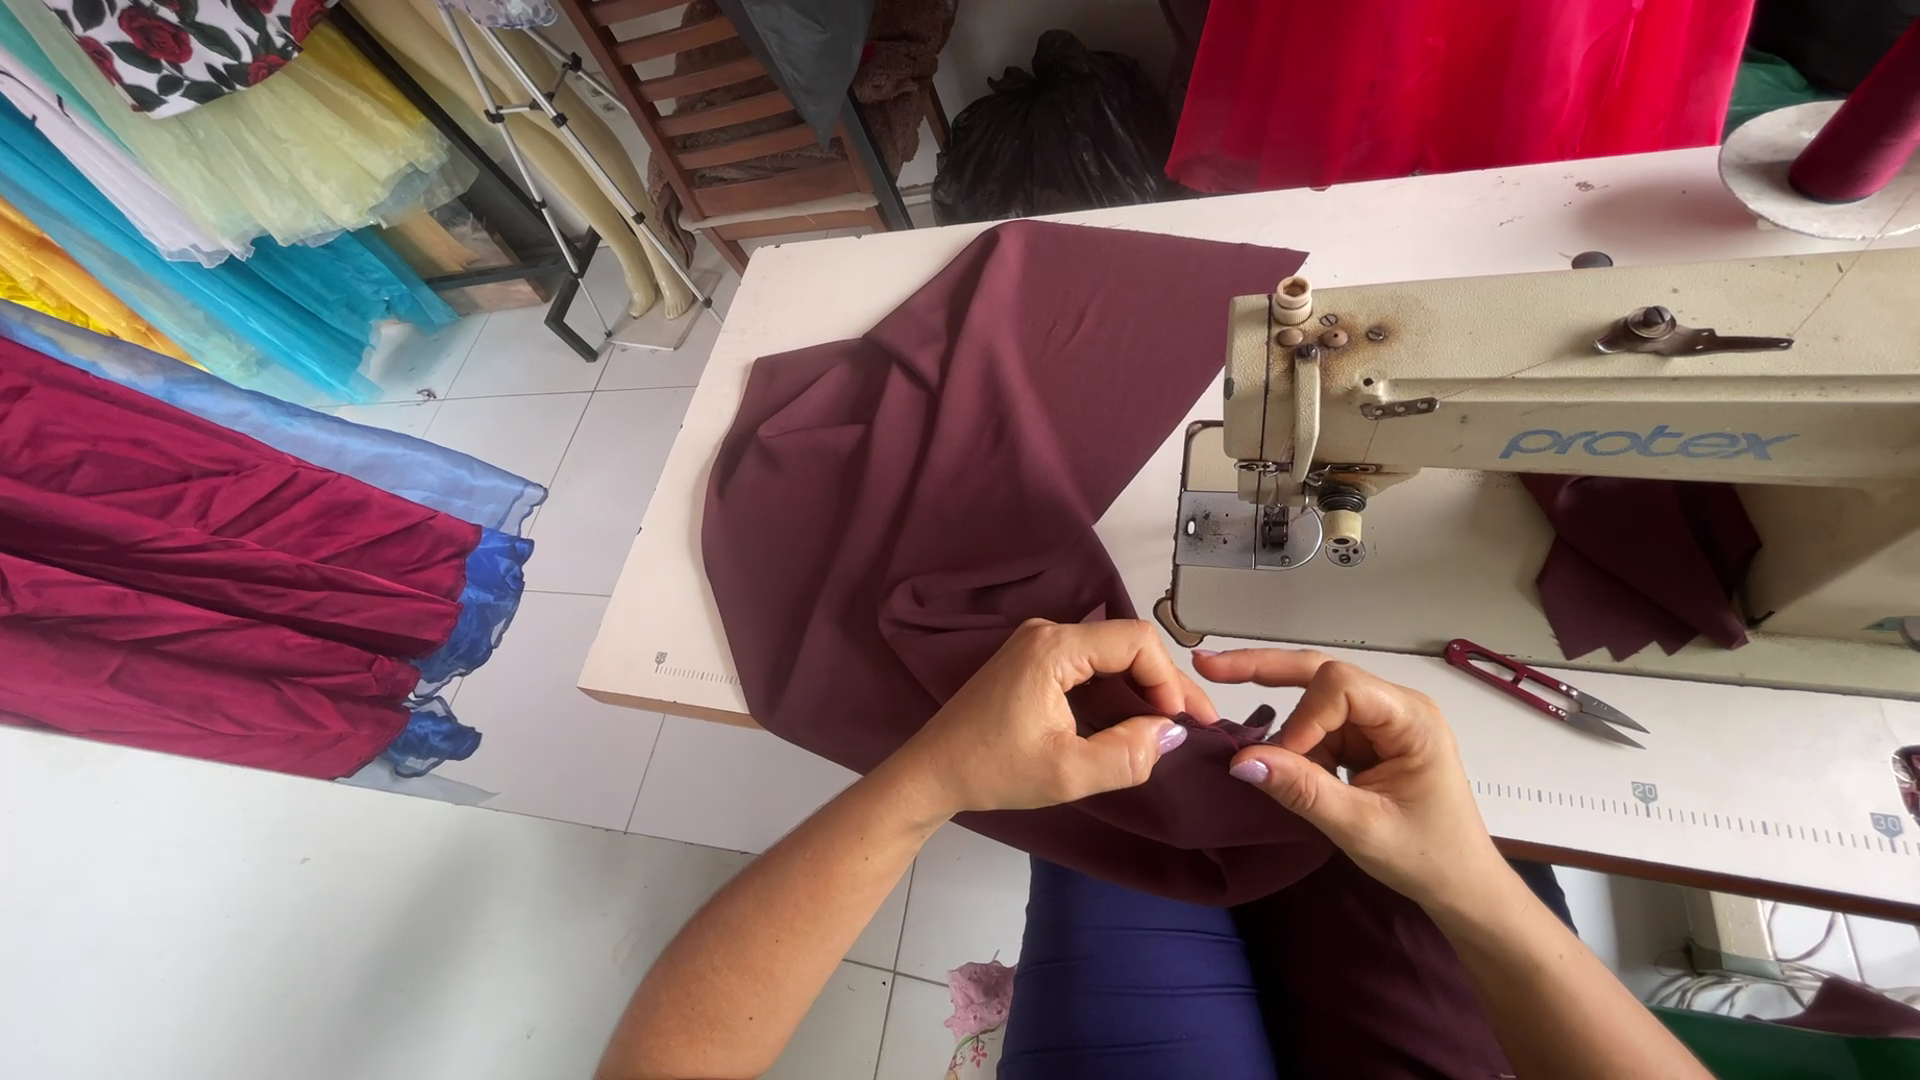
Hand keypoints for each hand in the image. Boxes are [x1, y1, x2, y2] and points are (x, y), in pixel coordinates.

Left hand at [893, 619, 1218, 814]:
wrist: (932, 770)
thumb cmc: (992, 769)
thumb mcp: (1067, 772)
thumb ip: (1128, 754)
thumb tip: (1172, 732)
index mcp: (1053, 647)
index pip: (1135, 641)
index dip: (1168, 678)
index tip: (1181, 723)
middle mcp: (1047, 632)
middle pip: (1125, 644)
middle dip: (1163, 684)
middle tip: (1195, 725)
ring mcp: (1037, 644)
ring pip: (1109, 655)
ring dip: (1141, 689)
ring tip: (1171, 726)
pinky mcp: (1032, 660)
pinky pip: (1088, 666)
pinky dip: (1115, 691)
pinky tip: (1133, 720)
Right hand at [1194, 649, 1504, 910]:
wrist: (1461, 888)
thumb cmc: (1426, 858)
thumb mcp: (1360, 828)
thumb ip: (1301, 790)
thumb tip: (1239, 761)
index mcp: (1411, 719)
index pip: (1340, 686)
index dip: (1304, 717)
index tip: (1287, 761)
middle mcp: (1394, 706)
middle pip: (1318, 671)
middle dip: (1261, 668)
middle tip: (1207, 666)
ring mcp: (1377, 719)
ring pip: (1309, 695)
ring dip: (1281, 723)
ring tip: (1252, 747)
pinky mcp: (1361, 736)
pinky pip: (1312, 723)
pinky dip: (1289, 740)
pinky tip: (1280, 759)